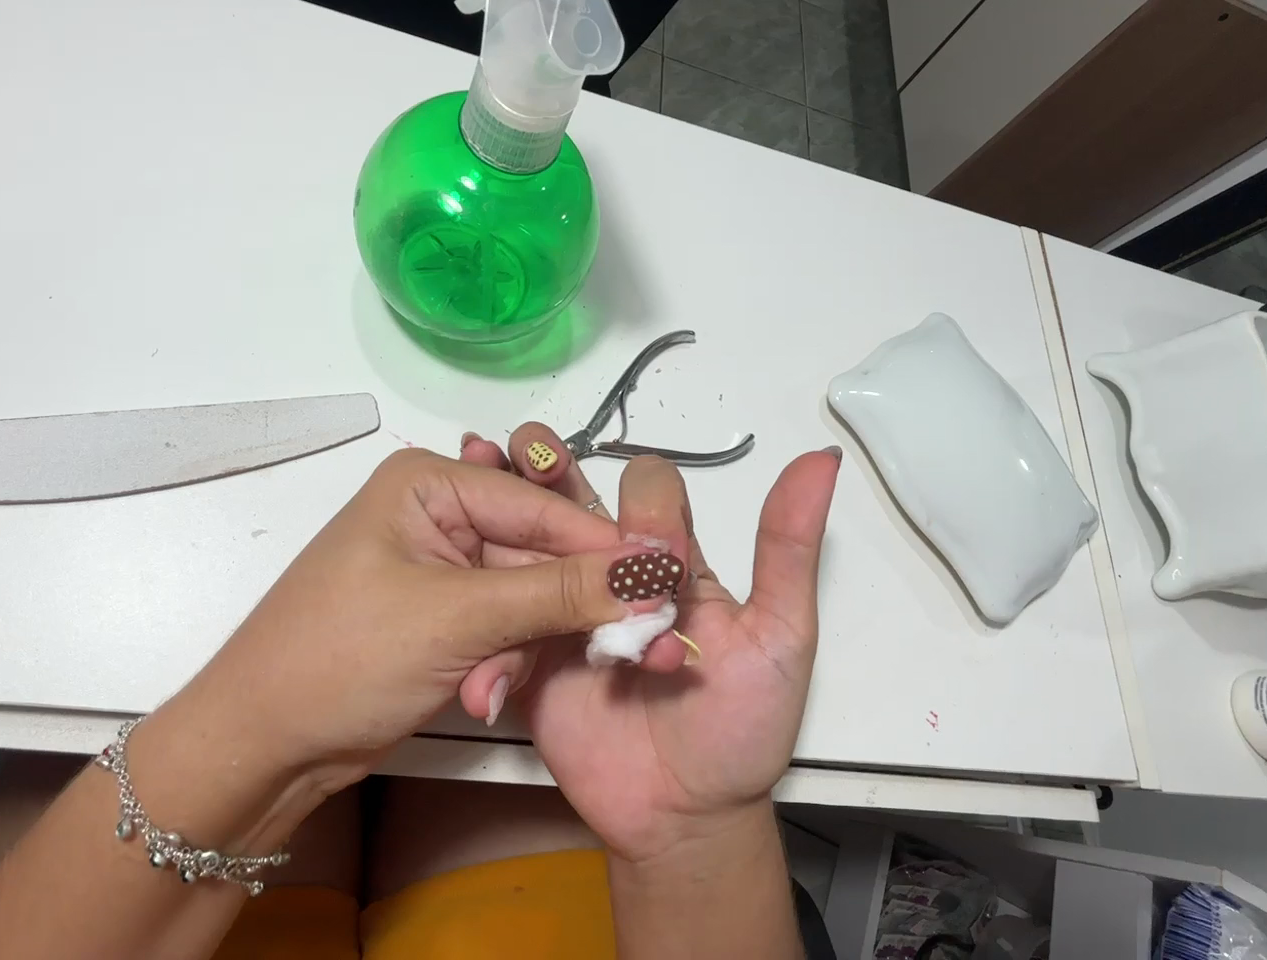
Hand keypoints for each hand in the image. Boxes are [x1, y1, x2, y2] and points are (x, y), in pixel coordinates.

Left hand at [138, 448, 662, 844]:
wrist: (262, 749)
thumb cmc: (342, 660)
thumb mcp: (457, 619)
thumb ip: (559, 592)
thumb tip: (651, 571)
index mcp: (431, 483)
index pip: (542, 507)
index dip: (604, 549)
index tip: (666, 584)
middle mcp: (441, 512)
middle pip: (539, 552)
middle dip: (554, 614)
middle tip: (608, 652)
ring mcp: (443, 565)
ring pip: (528, 596)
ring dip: (521, 647)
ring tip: (491, 688)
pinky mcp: (445, 613)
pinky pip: (505, 624)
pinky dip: (502, 661)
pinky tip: (481, 694)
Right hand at [459, 425, 839, 862]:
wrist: (684, 816)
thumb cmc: (740, 726)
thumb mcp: (779, 636)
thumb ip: (788, 550)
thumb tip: (822, 458)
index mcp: (669, 558)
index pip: (649, 492)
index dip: (645, 506)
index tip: (651, 553)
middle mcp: (610, 570)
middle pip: (573, 499)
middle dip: (545, 467)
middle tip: (521, 449)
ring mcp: (563, 608)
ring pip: (526, 541)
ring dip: (497, 503)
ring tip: (465, 464)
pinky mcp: (528, 651)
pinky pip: (498, 610)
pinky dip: (474, 582)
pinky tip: (444, 552)